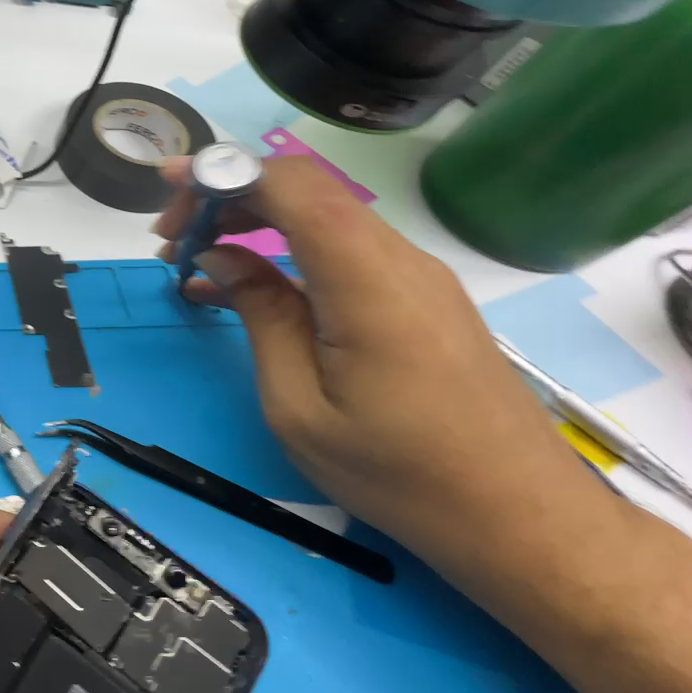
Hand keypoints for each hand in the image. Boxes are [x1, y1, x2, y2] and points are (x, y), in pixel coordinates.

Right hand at [152, 155, 691, 692]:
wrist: (523, 520)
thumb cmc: (398, 473)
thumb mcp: (297, 405)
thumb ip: (259, 315)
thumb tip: (219, 256)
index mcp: (368, 285)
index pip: (293, 187)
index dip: (225, 172)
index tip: (168, 189)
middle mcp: (399, 262)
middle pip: (303, 189)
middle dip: (227, 197)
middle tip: (170, 241)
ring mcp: (417, 277)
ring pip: (321, 214)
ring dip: (251, 221)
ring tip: (195, 262)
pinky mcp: (420, 296)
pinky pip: (341, 246)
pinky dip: (283, 247)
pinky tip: (244, 285)